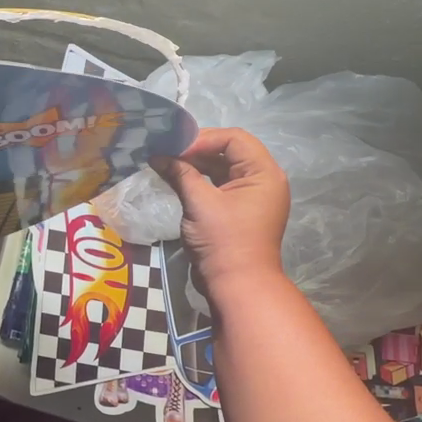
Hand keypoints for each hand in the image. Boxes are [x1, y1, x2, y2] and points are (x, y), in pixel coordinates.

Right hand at [152, 127, 289, 289]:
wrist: (236, 283)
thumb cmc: (223, 240)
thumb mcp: (200, 203)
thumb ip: (181, 175)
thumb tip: (158, 156)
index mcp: (263, 173)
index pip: (234, 139)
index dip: (203, 138)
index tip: (173, 148)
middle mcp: (262, 179)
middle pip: (229, 151)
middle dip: (196, 150)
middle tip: (165, 153)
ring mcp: (250, 195)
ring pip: (222, 168)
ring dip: (194, 164)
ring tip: (166, 165)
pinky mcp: (237, 209)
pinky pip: (218, 185)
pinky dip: (198, 180)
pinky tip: (176, 179)